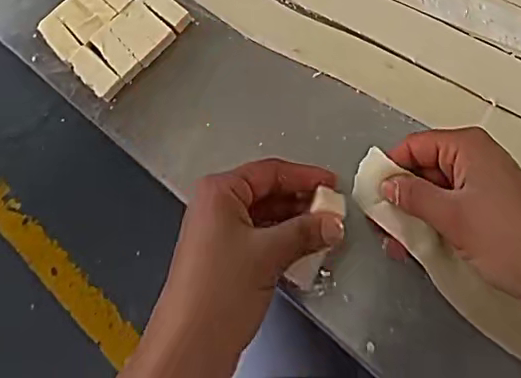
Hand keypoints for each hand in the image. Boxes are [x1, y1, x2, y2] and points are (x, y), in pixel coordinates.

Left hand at [125, 159, 343, 377]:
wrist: (189, 348)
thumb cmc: (213, 295)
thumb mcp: (268, 254)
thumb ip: (304, 232)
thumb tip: (329, 222)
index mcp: (219, 191)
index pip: (270, 171)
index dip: (304, 176)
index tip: (329, 182)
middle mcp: (215, 206)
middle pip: (268, 192)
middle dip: (302, 202)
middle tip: (331, 209)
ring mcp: (218, 233)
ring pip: (265, 217)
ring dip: (295, 224)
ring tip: (323, 230)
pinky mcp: (224, 258)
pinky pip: (260, 238)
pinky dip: (282, 241)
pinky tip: (304, 250)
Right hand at [381, 127, 520, 317]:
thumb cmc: (514, 240)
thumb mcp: (452, 217)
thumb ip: (413, 197)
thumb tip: (388, 185)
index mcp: (468, 146)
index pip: (415, 145)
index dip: (392, 168)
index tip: (374, 191)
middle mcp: (476, 157)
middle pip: (425, 167)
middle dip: (403, 195)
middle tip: (384, 222)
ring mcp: (485, 182)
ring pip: (437, 189)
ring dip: (417, 213)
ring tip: (402, 241)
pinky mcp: (491, 207)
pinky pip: (453, 205)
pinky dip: (436, 221)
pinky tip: (425, 244)